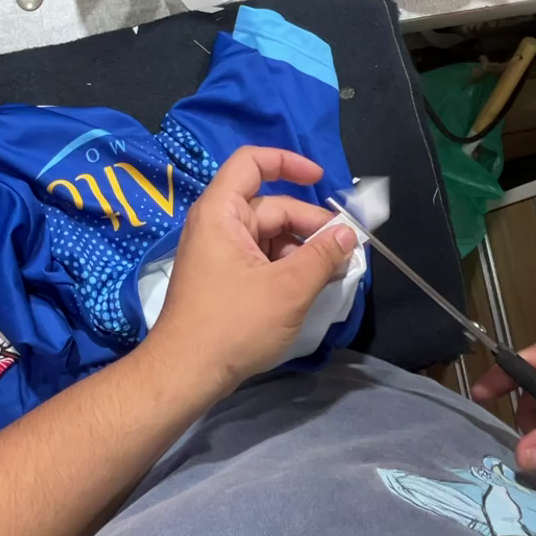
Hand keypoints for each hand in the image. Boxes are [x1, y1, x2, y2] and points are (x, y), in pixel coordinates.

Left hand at [145, 146, 356, 389]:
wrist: (186, 372)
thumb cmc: (233, 324)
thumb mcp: (288, 288)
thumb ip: (322, 256)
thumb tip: (349, 233)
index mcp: (221, 212)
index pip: (252, 163)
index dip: (288, 162)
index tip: (321, 178)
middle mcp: (216, 225)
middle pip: (271, 205)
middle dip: (310, 224)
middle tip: (347, 250)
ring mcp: (218, 253)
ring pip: (269, 235)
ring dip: (301, 249)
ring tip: (332, 272)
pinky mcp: (222, 278)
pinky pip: (260, 257)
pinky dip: (286, 265)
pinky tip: (309, 286)